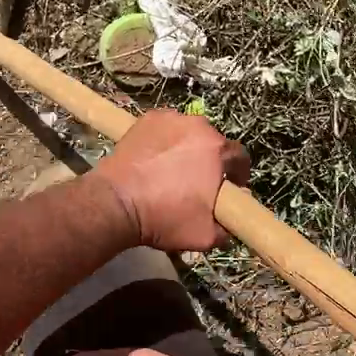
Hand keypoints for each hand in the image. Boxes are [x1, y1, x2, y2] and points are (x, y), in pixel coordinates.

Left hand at [88, 110, 250, 251]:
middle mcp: (198, 126)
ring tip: (173, 170)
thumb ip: (228, 225)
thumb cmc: (164, 218)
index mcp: (218, 149)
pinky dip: (165, 140)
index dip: (236, 175)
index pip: (240, 158)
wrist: (116, 203)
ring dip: (188, 148)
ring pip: (189, 133)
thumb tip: (233, 212)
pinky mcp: (146, 119)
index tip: (228, 189)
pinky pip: (165, 128)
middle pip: (213, 143)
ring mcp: (170, 118)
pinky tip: (155, 159)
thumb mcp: (206, 236)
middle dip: (210, 160)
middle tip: (197, 182)